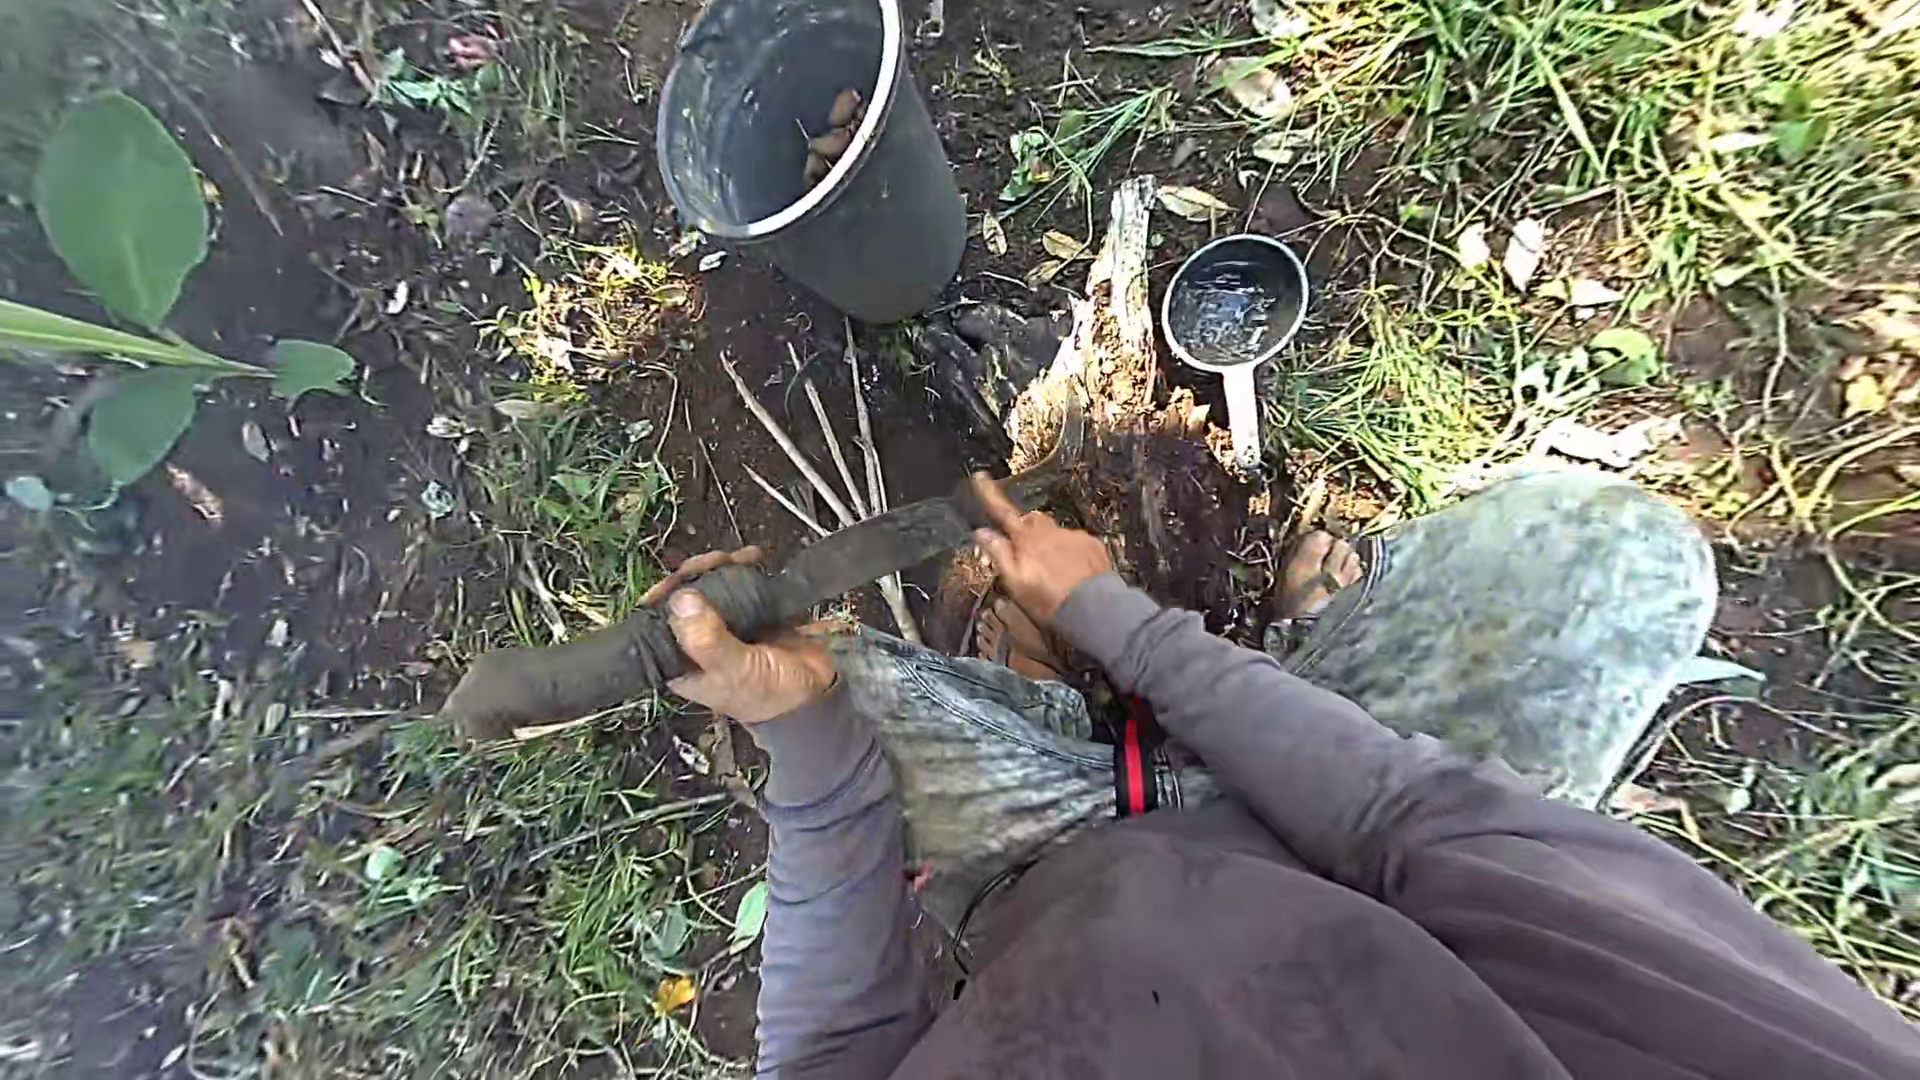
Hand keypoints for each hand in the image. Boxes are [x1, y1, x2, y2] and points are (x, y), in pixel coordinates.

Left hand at [641, 548, 837, 723]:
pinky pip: (744, 585)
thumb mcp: (735, 671)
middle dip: (699, 573)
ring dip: (723, 567)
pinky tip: (756, 558)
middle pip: (688, 597)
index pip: (660, 621)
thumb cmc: (770, 693)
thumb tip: (682, 599)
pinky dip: (748, 568)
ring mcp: (730, 624)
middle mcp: (702, 639)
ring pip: (715, 587)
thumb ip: (707, 639)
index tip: (684, 576)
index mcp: (684, 660)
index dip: (666, 594)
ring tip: (741, 557)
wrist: (819, 692)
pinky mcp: (757, 612)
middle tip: (718, 561)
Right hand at [970, 472, 1112, 623]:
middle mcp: (1050, 531)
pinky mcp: (1091, 544)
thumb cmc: (1050, 599)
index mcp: (1027, 539)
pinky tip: (1071, 572)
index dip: (989, 494)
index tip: (981, 477)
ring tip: (1052, 571)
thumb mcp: (1015, 582)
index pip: (1003, 511)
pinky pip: (1075, 541)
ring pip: (1054, 532)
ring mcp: (1073, 536)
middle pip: (1031, 519)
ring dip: (1049, 543)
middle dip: (1025, 528)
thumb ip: (999, 554)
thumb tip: (982, 533)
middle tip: (1023, 550)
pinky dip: (1070, 551)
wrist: (1093, 607)